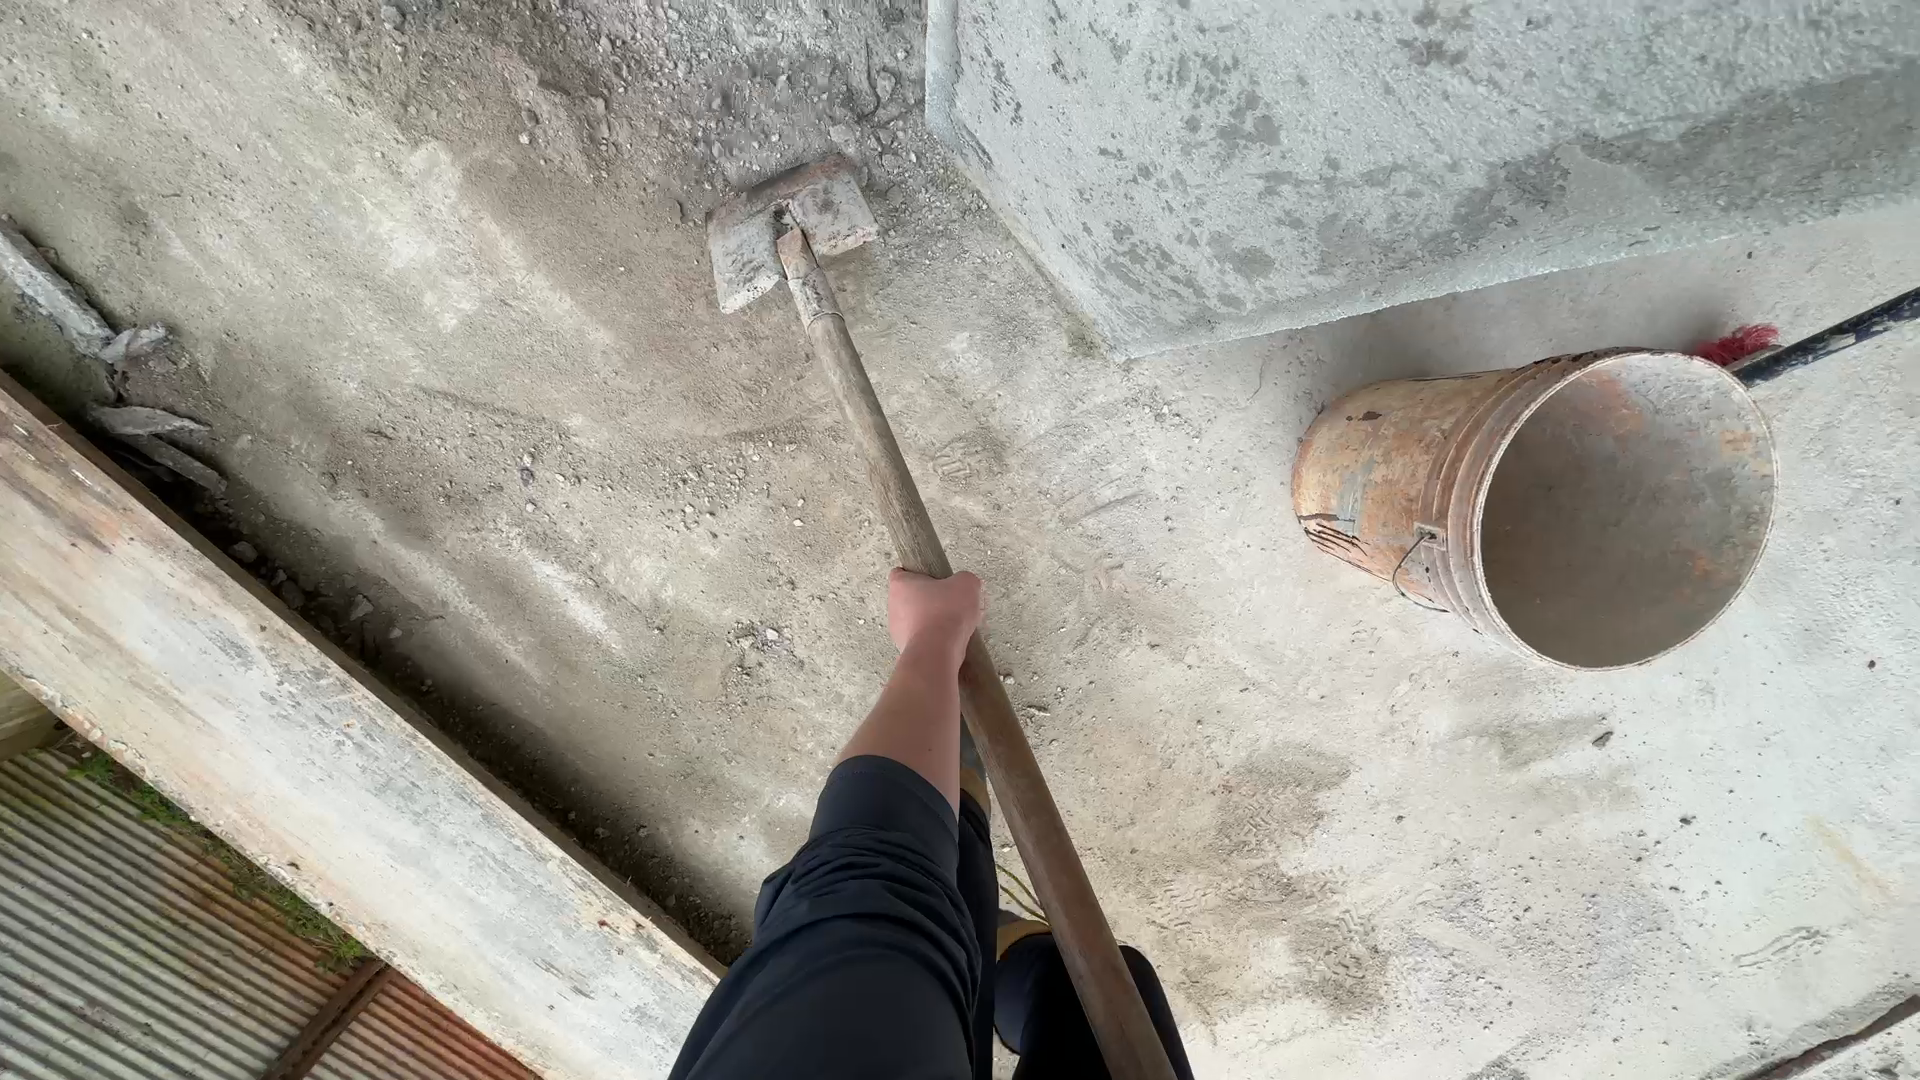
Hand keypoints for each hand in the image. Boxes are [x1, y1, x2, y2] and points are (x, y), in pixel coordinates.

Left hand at [887, 568, 984, 666]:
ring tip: (955, 624)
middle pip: (911, 597)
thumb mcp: (966, 584)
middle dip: (930, 600)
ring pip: (916, 620)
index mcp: (900, 585)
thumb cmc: (945, 613)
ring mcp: (898, 630)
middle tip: (950, 602)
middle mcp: (893, 606)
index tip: (934, 579)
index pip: (901, 573)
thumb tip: (966, 585)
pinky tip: (951, 640)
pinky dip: (934, 639)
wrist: (937, 652)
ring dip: (933, 621)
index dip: (918, 574)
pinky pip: (922, 639)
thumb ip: (965, 579)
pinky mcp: (906, 649)